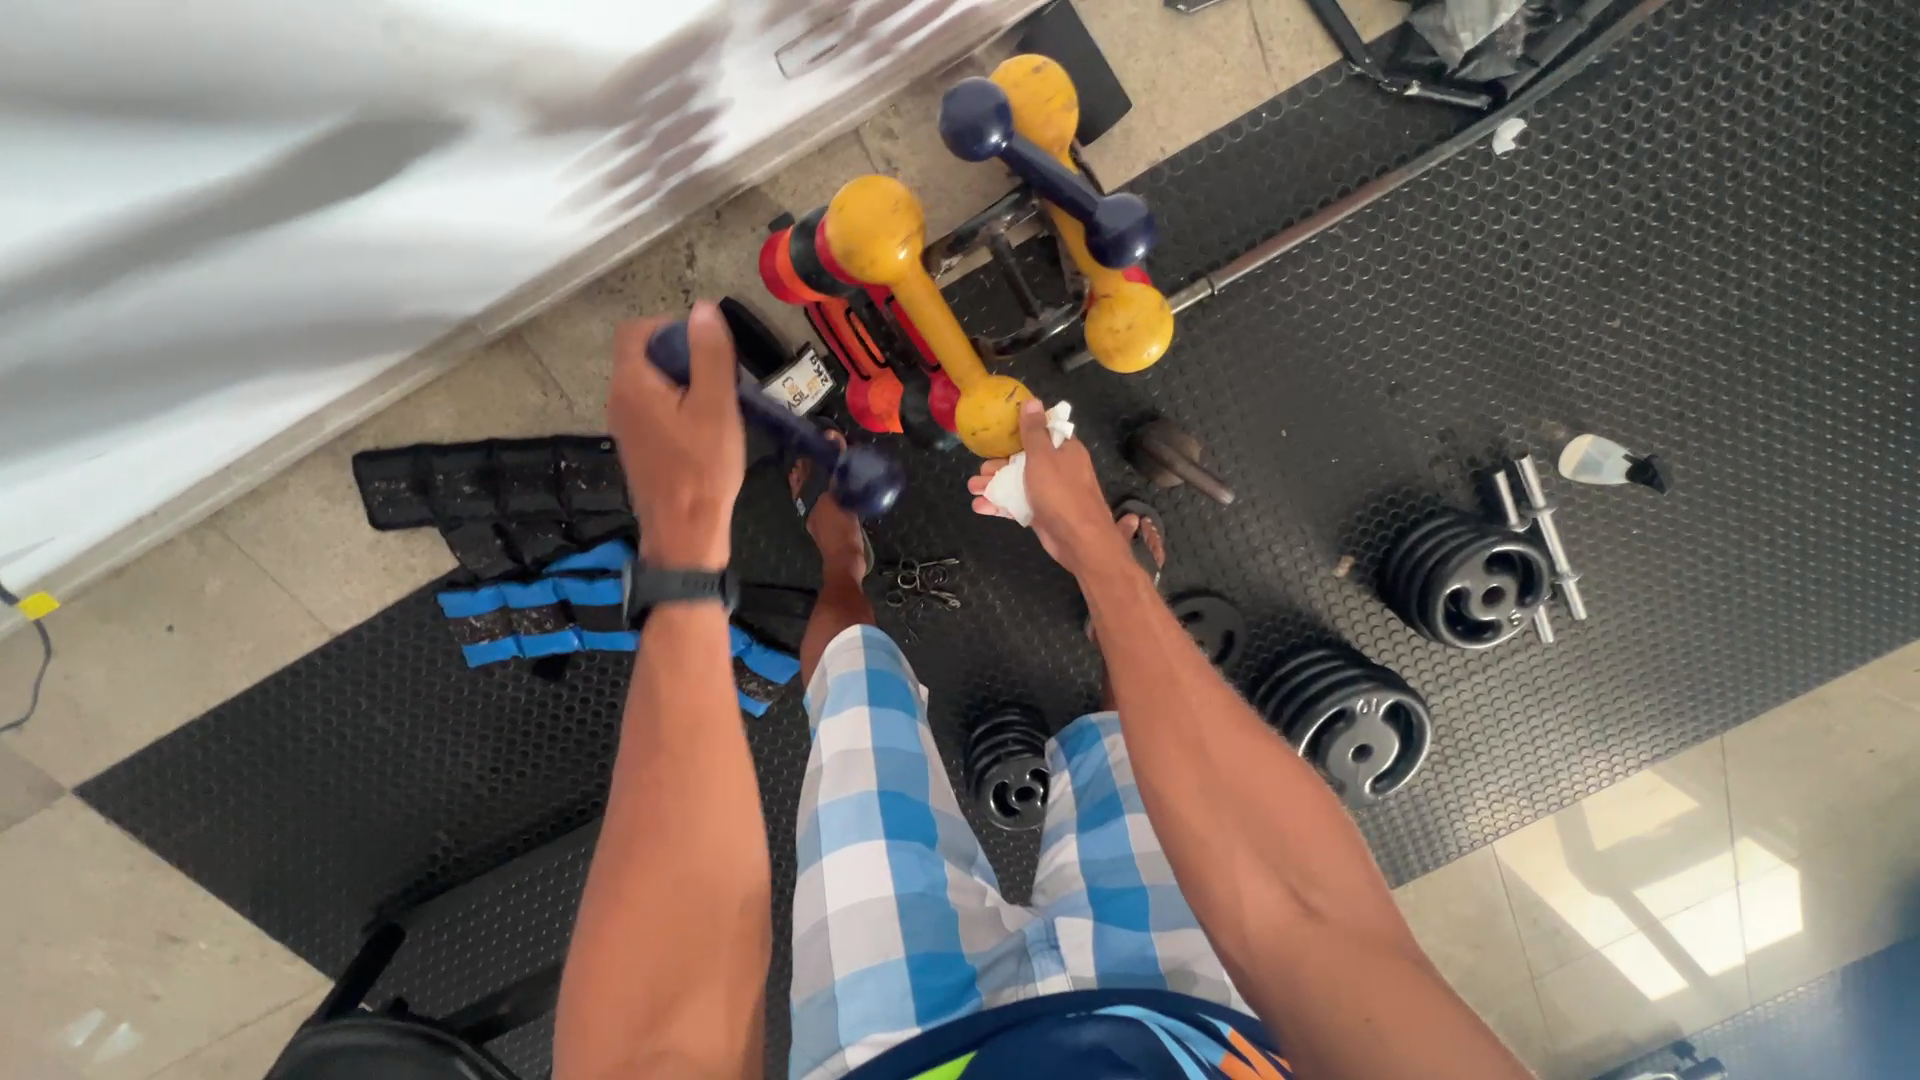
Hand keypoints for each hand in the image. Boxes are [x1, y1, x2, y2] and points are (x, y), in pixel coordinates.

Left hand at [607, 302, 744, 570]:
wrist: (685, 529)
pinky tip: (706, 429)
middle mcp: (619, 400)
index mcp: (632, 384)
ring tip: (719, 402)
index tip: (706, 343)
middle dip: (682, 355)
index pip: (635, 330)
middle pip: (643, 356)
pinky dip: (677, 406)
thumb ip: (710, 354)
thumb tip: (703, 309)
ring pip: (651, 385)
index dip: (669, 325)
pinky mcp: (637, 447)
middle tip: (721, 375)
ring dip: (683, 382)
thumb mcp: (716, 405)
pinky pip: (653, 410)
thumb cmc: (703, 467)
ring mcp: (625, 426)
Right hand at [968, 399, 1127, 577]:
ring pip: (1018, 484)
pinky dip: (1000, 505)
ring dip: (995, 485)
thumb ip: (1034, 431)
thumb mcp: (1043, 457)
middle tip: (980, 470)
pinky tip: (980, 507)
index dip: (1020, 432)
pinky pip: (1018, 505)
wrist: (1079, 540)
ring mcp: (1050, 493)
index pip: (1042, 433)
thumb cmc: (1061, 493)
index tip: (999, 434)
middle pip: (1024, 460)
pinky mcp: (1042, 513)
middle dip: (999, 464)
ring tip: (973, 488)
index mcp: (1064, 450)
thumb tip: (1032, 401)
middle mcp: (1058, 469)